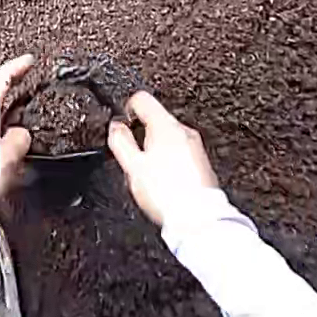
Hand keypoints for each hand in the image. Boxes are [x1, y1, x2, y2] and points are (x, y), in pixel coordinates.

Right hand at [107, 91, 218, 227]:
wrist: (198, 218)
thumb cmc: (166, 193)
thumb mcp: (133, 166)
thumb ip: (120, 141)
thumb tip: (115, 127)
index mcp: (164, 125)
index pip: (141, 98)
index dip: (126, 110)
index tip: (123, 127)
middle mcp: (183, 130)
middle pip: (155, 117)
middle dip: (141, 133)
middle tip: (135, 157)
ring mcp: (194, 145)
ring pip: (168, 135)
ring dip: (155, 147)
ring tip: (150, 173)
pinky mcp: (201, 161)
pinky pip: (179, 150)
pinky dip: (169, 159)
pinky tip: (165, 179)